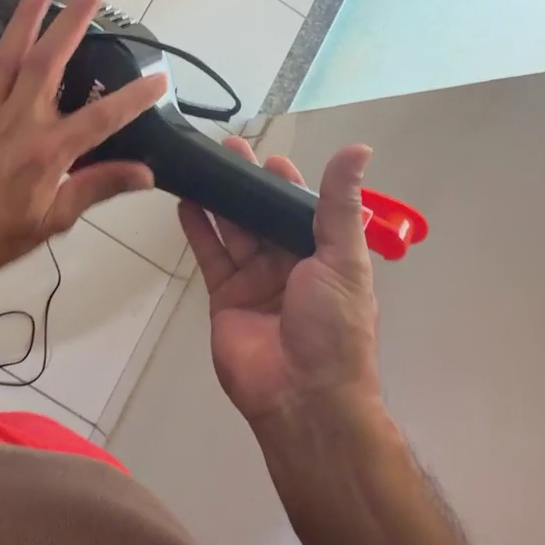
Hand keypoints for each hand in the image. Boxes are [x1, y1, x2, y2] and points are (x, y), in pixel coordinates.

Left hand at [0, 0, 170, 283]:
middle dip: (73, 23)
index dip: (134, 99)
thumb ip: (97, 189)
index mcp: (48, 151)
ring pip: (9, 55)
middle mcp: (19, 120)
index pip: (102, 120)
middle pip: (50, 62)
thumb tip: (145, 173)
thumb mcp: (53, 220)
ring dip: (27, 17)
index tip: (160, 79)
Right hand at [180, 137, 380, 424]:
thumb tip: (359, 149)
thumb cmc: (332, 326)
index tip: (264, 157)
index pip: (301, 209)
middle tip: (224, 148)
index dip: (284, 182)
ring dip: (218, 199)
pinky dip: (197, 228)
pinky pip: (209, 254)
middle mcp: (288, 264)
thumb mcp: (344, 259)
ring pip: (232, 229)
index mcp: (323, 255)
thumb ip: (339, 204)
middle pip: (261, 214)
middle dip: (245, 183)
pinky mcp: (223, 295)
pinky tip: (185, 201)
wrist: (302, 395)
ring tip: (200, 165)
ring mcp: (253, 280)